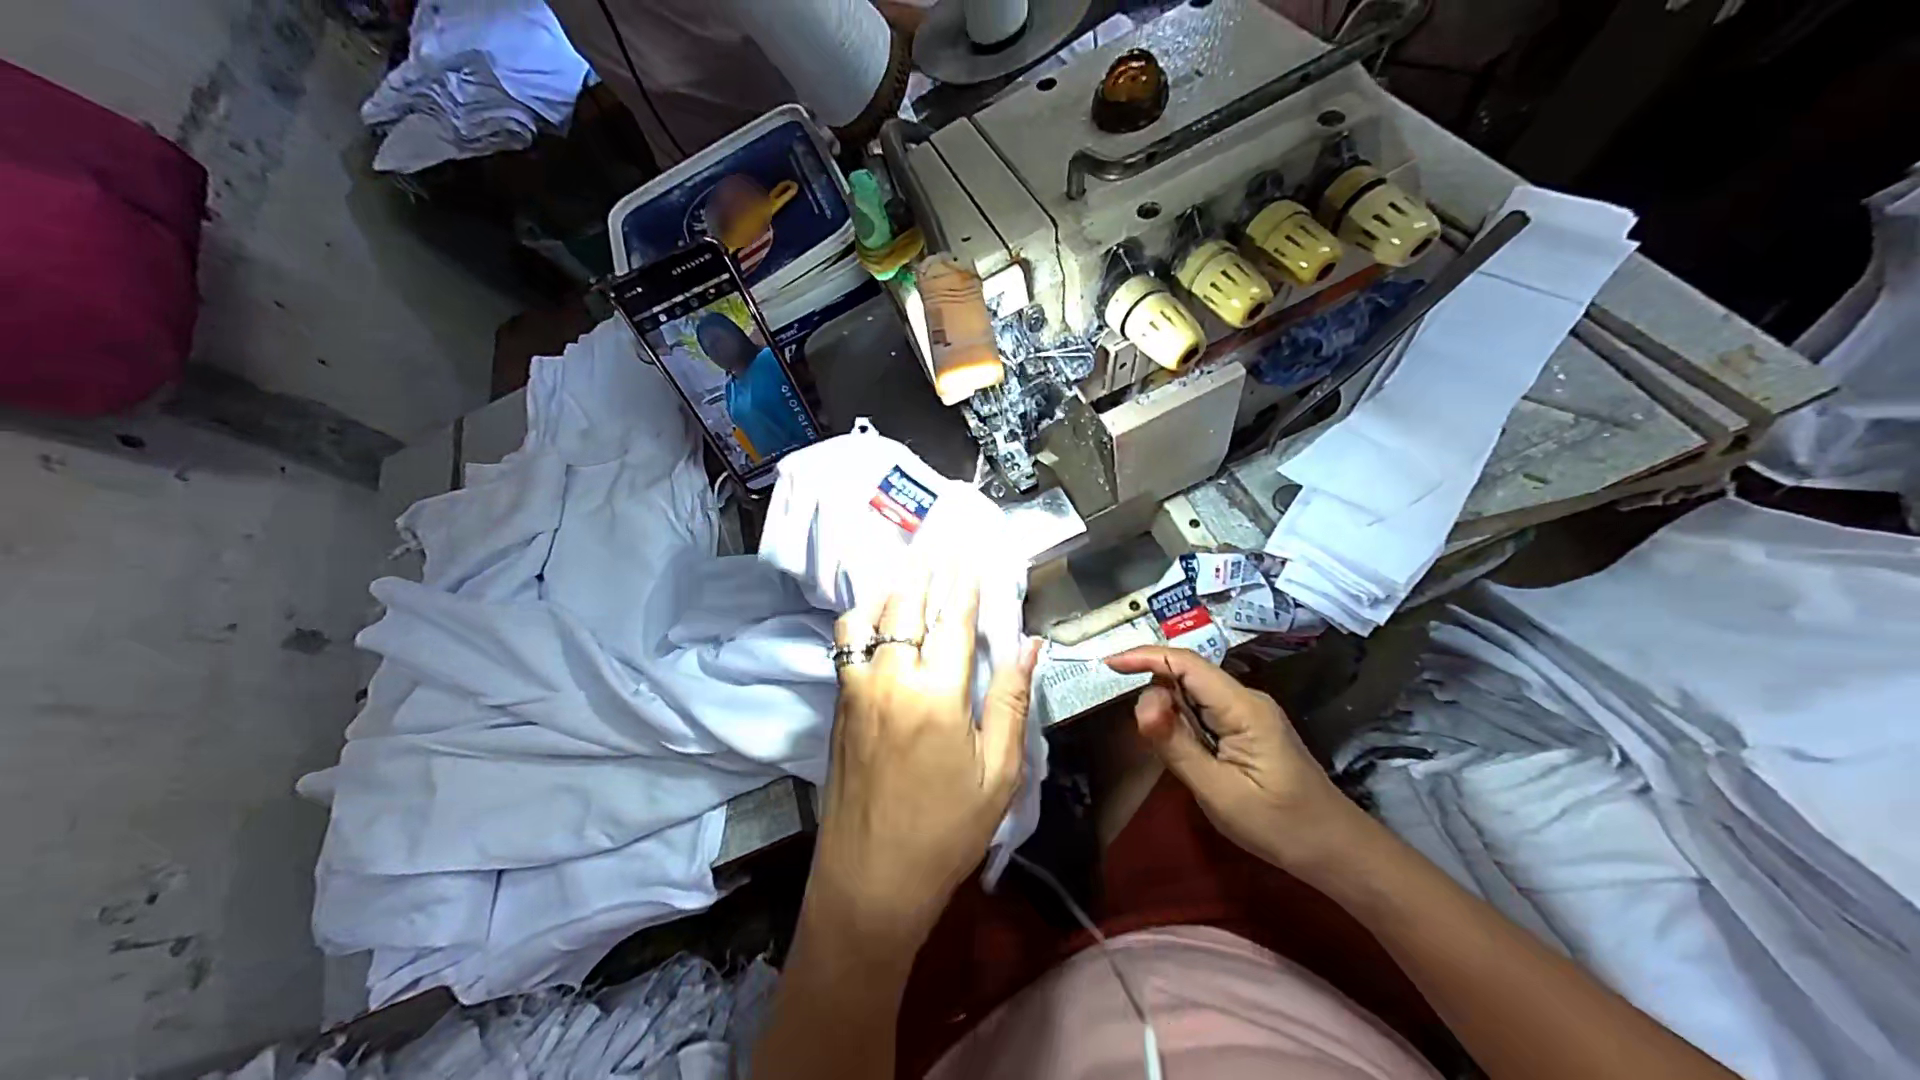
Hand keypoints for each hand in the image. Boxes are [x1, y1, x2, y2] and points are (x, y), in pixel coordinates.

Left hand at [809, 573, 1038, 959]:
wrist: (870, 880)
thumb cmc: (946, 832)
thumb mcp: (998, 773)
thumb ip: (1011, 701)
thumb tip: (1027, 645)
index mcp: (937, 695)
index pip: (954, 619)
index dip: (965, 581)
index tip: (972, 552)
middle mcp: (890, 680)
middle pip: (906, 605)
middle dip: (925, 568)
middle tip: (937, 542)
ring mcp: (856, 690)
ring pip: (867, 617)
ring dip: (889, 587)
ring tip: (907, 570)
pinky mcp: (837, 706)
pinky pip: (846, 643)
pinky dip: (863, 616)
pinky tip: (877, 615)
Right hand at [1106, 646, 1375, 879]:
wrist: (1337, 851)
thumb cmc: (1280, 826)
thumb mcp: (1219, 791)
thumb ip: (1176, 744)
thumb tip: (1140, 703)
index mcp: (1243, 707)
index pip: (1187, 664)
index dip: (1145, 657)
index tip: (1108, 664)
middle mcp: (1246, 698)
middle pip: (1188, 674)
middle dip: (1153, 688)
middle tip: (1140, 730)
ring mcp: (1249, 712)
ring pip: (1194, 692)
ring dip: (1166, 706)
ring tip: (1154, 740)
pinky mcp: (1248, 727)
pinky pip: (1204, 709)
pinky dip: (1180, 718)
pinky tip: (1173, 740)